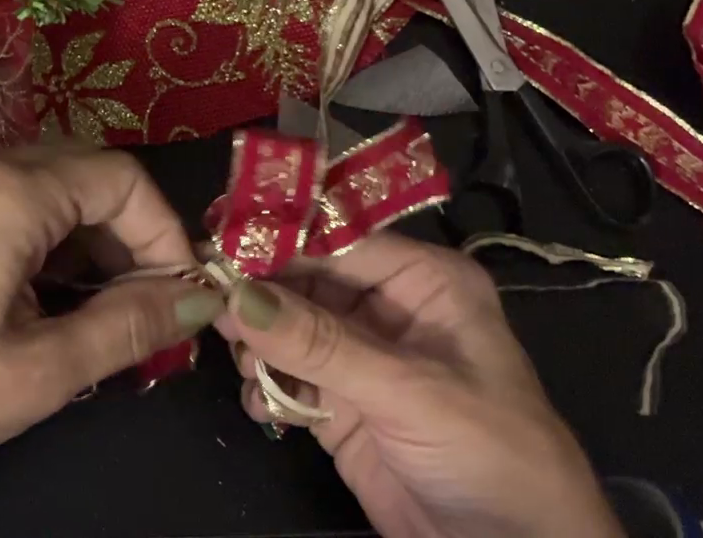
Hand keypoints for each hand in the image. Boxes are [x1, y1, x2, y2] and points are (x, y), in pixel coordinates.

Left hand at [0, 146, 224, 466]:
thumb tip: (198, 299)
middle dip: (129, 233)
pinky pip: (5, 200)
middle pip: (85, 172)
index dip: (164, 232)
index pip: (121, 178)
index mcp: (10, 193)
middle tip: (144, 306)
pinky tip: (45, 293)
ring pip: (46, 185)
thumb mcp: (40, 369)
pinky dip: (44, 235)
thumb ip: (127, 326)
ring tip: (100, 309)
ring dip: (88, 236)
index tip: (178, 296)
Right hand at [218, 232, 623, 537]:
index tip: (212, 246)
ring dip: (252, 341)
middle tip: (207, 305)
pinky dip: (261, 382)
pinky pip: (278, 368)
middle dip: (252, 294)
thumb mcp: (410, 394)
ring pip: (279, 321)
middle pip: (296, 277)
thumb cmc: (494, 462)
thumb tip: (233, 295)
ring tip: (239, 362)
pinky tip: (264, 405)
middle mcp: (383, 304)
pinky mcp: (333, 396)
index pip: (332, 240)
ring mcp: (355, 351)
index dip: (272, 240)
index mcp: (421, 281)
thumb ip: (319, 343)